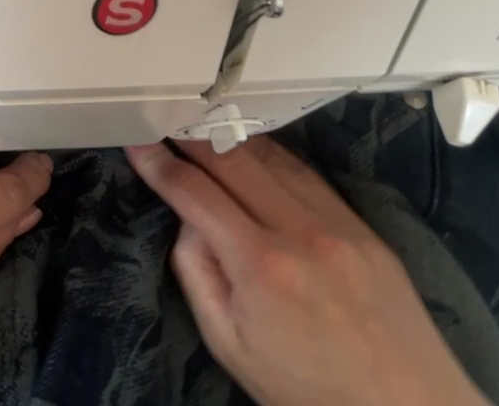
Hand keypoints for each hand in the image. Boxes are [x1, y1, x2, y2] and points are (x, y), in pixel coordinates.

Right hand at [125, 139, 487, 405]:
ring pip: (271, 157)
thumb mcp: (228, 343)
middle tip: (159, 119)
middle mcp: (300, 231)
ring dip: (227, 137)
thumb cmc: (306, 390)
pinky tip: (249, 151)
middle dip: (188, 136)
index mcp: (260, 265)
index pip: (194, 191)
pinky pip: (305, 174)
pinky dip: (268, 154)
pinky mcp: (364, 227)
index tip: (134, 142)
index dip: (158, 163)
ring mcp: (339, 224)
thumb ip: (196, 271)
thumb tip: (188, 217)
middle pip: (231, 159)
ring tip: (197, 126)